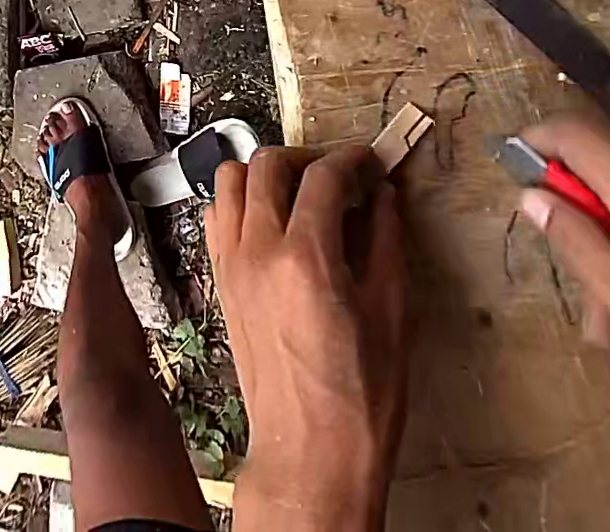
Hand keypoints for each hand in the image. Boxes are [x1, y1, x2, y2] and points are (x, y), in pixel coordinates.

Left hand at [207, 145, 406, 530]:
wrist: (307, 453)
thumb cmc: (360, 397)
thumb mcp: (393, 314)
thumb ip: (386, 241)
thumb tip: (383, 195)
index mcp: (305, 258)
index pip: (323, 176)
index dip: (352, 159)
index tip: (370, 161)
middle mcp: (257, 249)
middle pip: (269, 164)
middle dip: (308, 157)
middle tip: (338, 175)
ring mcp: (230, 262)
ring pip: (231, 179)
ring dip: (266, 171)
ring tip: (299, 190)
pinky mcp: (219, 278)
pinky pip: (217, 214)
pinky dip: (240, 200)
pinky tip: (269, 218)